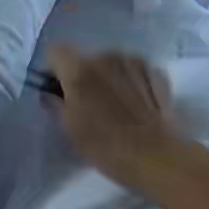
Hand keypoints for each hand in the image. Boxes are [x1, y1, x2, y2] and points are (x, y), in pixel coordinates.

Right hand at [45, 47, 186, 191]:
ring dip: (110, 79)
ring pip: (113, 65)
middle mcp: (106, 56)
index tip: (60, 91)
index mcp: (79, 70)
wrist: (157, 155)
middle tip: (91, 106)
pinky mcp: (157, 72)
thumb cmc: (107, 147)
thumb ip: (57, 105)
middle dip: (85, 77)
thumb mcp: (71, 131)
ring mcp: (135, 62)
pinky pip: (135, 72)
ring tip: (118, 108)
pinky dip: (133, 84)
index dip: (55, 71)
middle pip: (87, 60)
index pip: (56, 53)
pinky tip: (138, 107)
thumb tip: (51, 94)